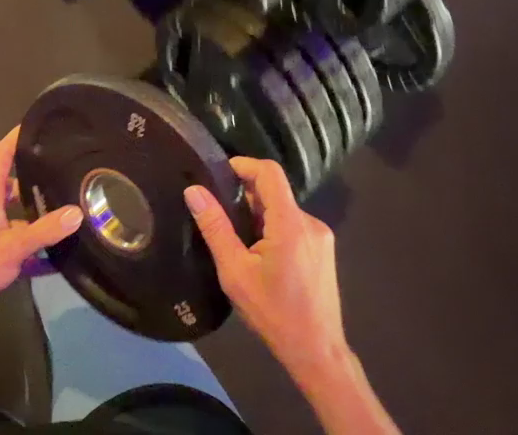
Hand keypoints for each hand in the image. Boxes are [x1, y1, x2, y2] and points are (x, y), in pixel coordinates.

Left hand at [0, 128, 82, 339]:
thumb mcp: (14, 248)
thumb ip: (45, 231)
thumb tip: (77, 212)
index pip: (0, 156)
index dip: (14, 137)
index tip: (33, 124)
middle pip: (11, 184)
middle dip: (35, 178)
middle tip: (62, 173)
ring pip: (16, 214)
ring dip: (36, 214)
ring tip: (66, 212)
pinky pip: (17, 242)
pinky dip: (34, 247)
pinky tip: (56, 258)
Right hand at [185, 158, 348, 374]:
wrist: (317, 352)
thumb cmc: (274, 312)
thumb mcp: (235, 272)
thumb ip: (215, 227)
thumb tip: (194, 191)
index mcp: (290, 223)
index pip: (270, 172)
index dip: (243, 165)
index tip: (218, 174)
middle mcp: (310, 222)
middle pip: (275, 192)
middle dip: (246, 197)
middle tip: (219, 213)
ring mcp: (321, 237)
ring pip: (283, 211)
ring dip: (259, 216)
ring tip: (236, 240)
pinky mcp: (324, 252)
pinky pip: (294, 227)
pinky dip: (274, 230)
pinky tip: (259, 257)